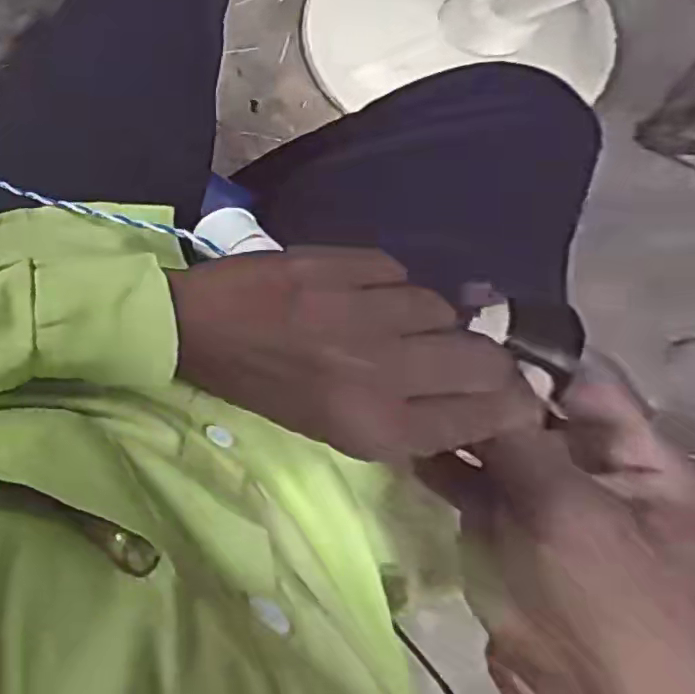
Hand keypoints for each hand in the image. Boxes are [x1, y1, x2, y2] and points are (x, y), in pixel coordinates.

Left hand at [167, 246, 540, 460]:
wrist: (189, 326)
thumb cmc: (257, 381)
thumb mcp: (333, 427)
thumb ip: (411, 419)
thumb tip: (485, 398)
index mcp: (377, 426)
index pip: (494, 414)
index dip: (505, 398)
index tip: (492, 386)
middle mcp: (376, 372)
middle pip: (483, 358)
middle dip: (472, 354)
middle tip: (436, 346)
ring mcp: (351, 313)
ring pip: (439, 305)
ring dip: (418, 312)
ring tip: (377, 314)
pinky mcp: (325, 266)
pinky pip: (392, 267)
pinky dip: (382, 278)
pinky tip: (351, 287)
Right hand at [419, 371, 694, 693]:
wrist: (586, 689)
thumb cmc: (609, 598)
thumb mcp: (572, 511)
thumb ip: (520, 437)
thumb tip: (472, 368)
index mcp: (637, 462)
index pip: (584, 382)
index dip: (528, 348)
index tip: (459, 317)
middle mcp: (584, 465)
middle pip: (523, 404)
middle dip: (470, 378)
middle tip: (406, 346)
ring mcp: (534, 490)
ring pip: (481, 433)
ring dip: (440, 413)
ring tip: (387, 382)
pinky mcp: (490, 512)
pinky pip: (453, 466)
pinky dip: (424, 449)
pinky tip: (388, 428)